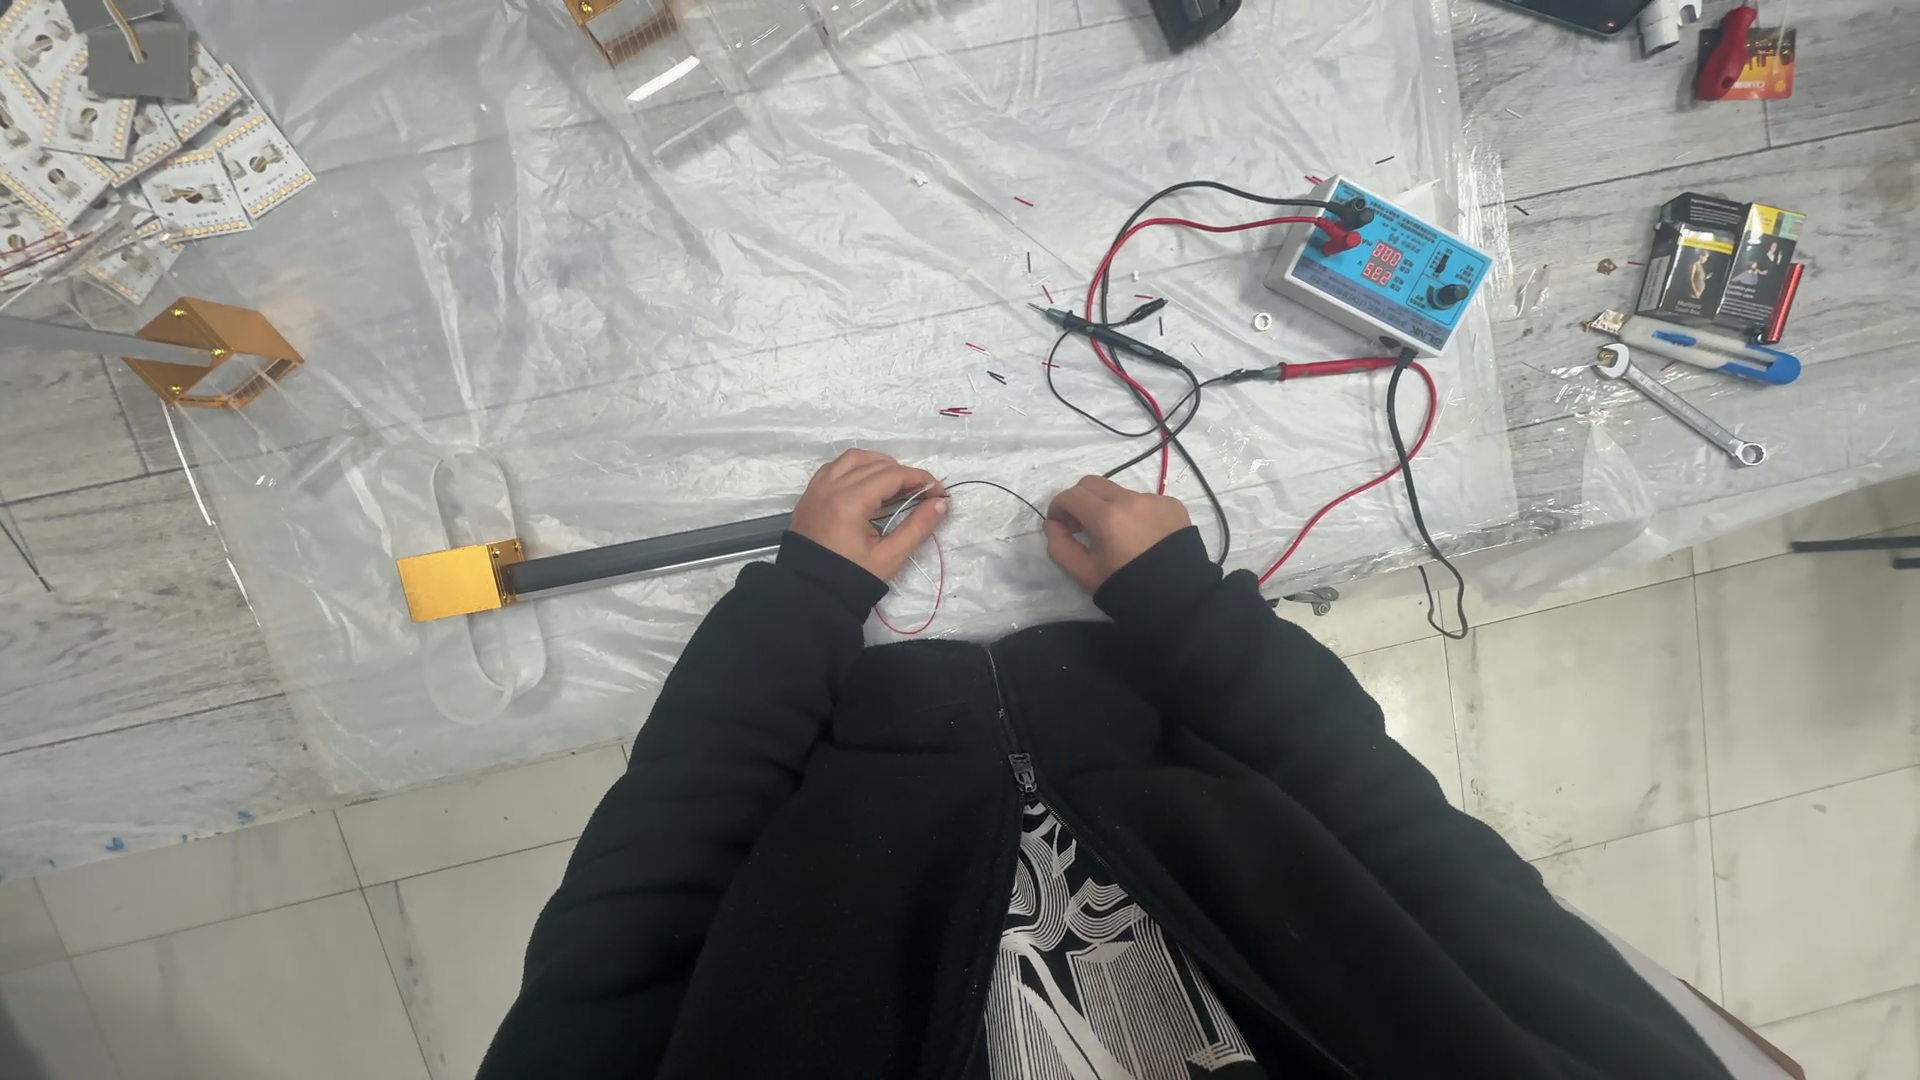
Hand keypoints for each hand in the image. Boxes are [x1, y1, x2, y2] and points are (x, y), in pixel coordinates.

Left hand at [791, 449, 945, 582]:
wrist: (809, 593)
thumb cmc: (851, 578)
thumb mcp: (889, 557)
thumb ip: (917, 527)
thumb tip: (940, 504)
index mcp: (851, 502)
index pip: (894, 475)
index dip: (921, 480)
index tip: (938, 494)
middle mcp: (832, 487)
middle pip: (876, 465)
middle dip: (905, 474)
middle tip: (922, 493)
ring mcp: (818, 488)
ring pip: (853, 458)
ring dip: (878, 464)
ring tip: (895, 483)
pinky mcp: (810, 495)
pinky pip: (835, 467)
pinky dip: (855, 468)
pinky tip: (866, 483)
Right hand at [1043, 475, 1190, 593]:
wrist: (1180, 599)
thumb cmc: (1127, 588)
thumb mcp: (1084, 574)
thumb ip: (1060, 546)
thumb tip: (1052, 524)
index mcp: (1106, 516)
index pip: (1071, 495)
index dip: (1058, 507)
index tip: (1059, 524)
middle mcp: (1130, 499)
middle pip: (1093, 483)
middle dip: (1079, 500)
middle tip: (1080, 525)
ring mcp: (1154, 500)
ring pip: (1119, 492)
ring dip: (1108, 506)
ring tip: (1115, 535)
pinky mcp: (1172, 505)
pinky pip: (1144, 500)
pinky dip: (1134, 513)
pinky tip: (1141, 536)